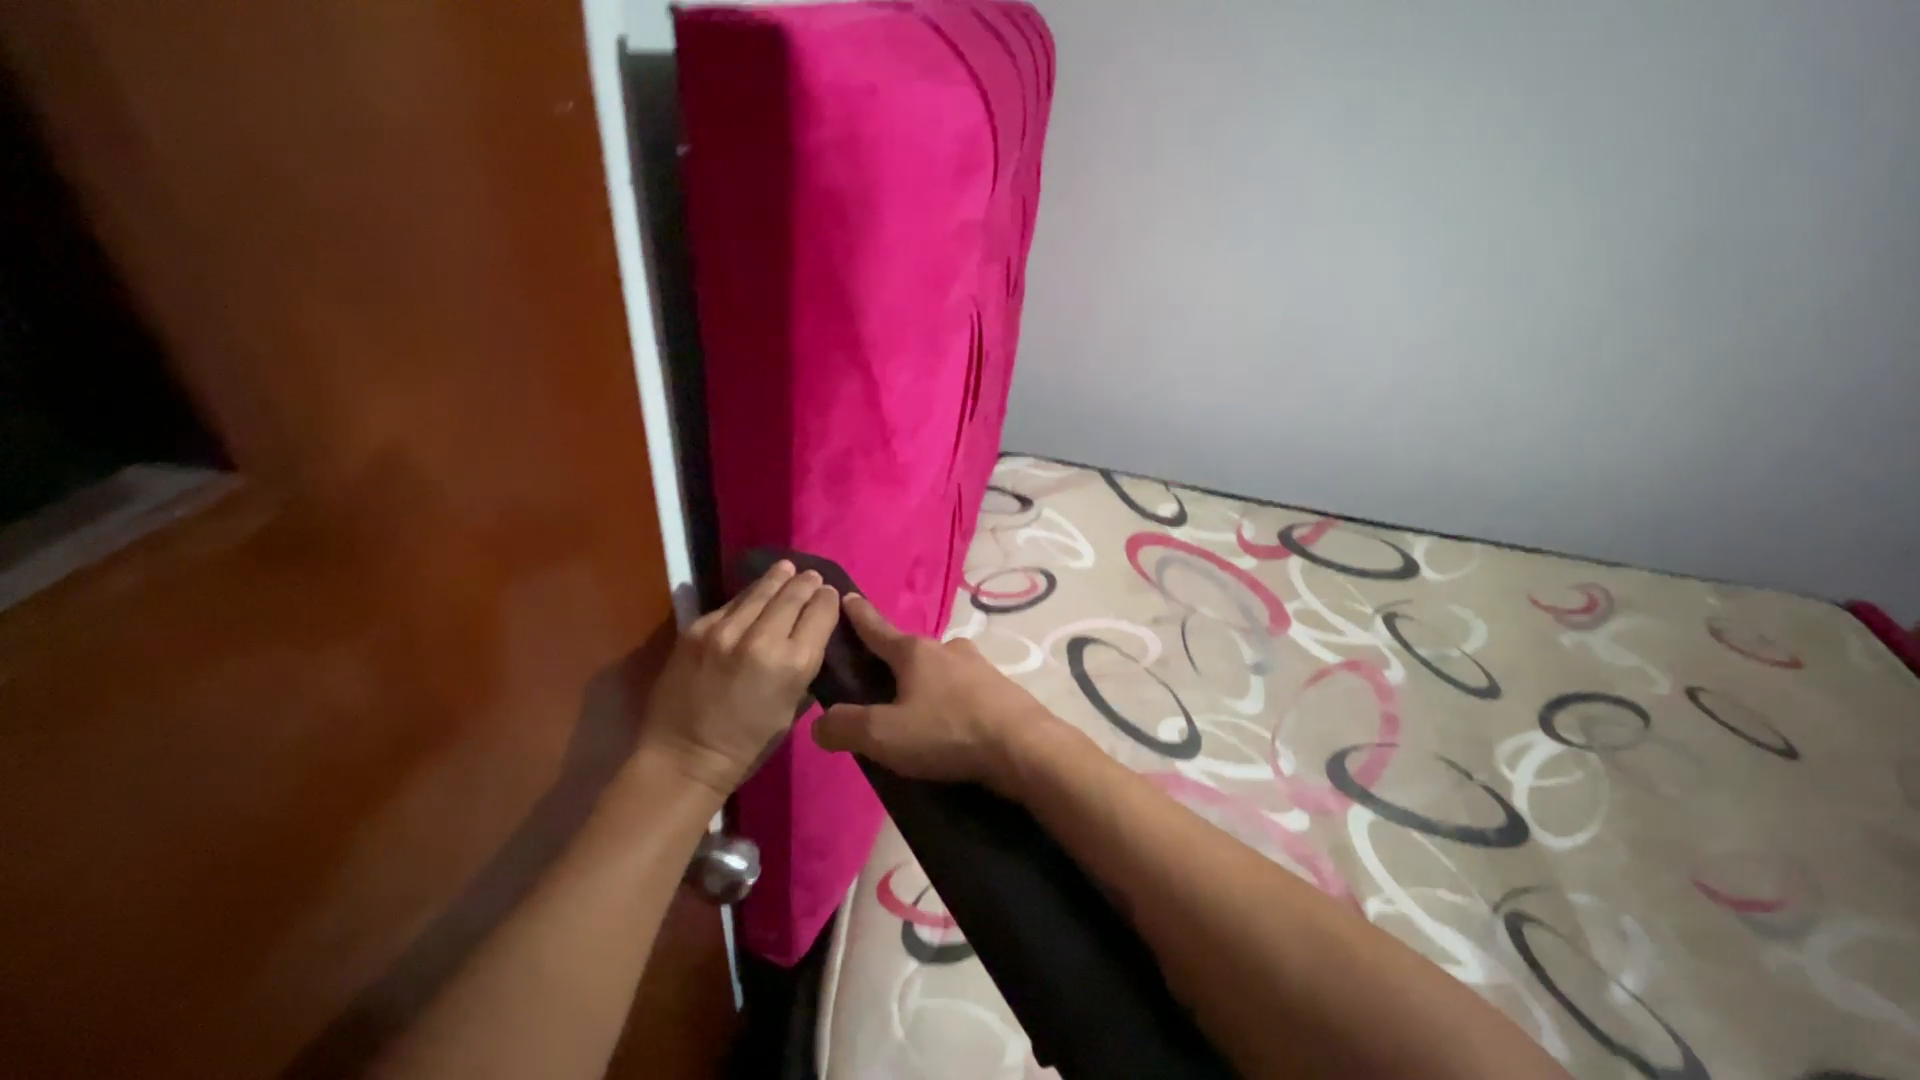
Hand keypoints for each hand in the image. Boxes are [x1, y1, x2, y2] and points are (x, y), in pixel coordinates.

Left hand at [638, 561, 839, 796]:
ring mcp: (725, 630)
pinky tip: (754, 593)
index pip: (820, 613)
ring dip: (777, 578)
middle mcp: (762, 639)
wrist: (685, 756)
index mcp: (794, 664)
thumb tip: (809, 638)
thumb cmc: (748, 745)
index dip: (828, 600)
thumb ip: (803, 667)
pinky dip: (746, 597)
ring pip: (759, 591)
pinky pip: (730, 604)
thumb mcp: (792, 708)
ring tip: (787, 568)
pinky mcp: (697, 628)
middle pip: (792, 595)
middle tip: (812, 575)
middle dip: (805, 583)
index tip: (830, 594)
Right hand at [812, 594, 1058, 788]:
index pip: (877, 629)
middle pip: (910, 652)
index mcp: (914, 652)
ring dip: (926, 686)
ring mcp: (980, 667)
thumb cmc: (947, 732)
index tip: (847, 596)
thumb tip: (820, 724)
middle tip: (877, 685)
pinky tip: (951, 726)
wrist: (1024, 748)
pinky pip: (965, 692)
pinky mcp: (1002, 690)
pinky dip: (952, 704)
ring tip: (916, 714)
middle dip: (893, 663)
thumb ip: (845, 727)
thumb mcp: (884, 735)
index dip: (858, 616)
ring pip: (941, 672)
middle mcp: (948, 650)